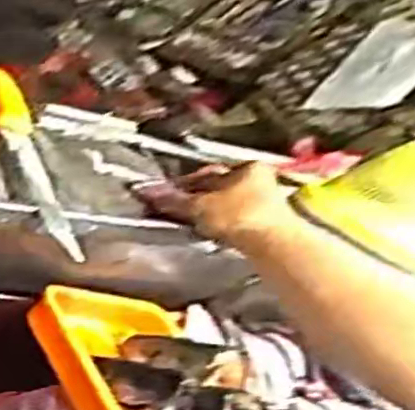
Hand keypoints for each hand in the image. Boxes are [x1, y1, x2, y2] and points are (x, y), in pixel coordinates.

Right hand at [134, 163, 297, 247]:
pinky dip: (213, 215)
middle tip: (168, 209)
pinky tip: (202, 225)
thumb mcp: (199, 207)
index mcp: (245, 167)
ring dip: (201, 208)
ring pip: (221, 198)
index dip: (180, 185)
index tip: (160, 197)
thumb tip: (147, 191)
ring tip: (182, 219)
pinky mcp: (259, 212)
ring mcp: (261, 194)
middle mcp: (256, 175)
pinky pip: (229, 209)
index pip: (205, 174)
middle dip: (191, 197)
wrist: (267, 238)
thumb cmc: (235, 215)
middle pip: (214, 186)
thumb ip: (173, 200)